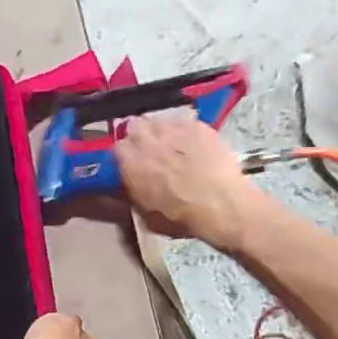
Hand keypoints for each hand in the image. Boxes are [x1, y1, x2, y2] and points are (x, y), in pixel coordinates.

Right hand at [115, 114, 264, 250]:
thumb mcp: (144, 213)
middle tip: (154, 152)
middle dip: (142, 138)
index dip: (127, 156)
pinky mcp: (196, 124)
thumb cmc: (180, 216)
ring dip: (163, 132)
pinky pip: (185, 123)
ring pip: (160, 121)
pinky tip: (195, 145)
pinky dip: (186, 132)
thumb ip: (132, 193)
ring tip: (175, 146)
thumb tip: (129, 187)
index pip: (117, 148)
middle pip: (136, 127)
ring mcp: (172, 128)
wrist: (220, 204)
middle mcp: (145, 138)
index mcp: (128, 161)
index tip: (134, 163)